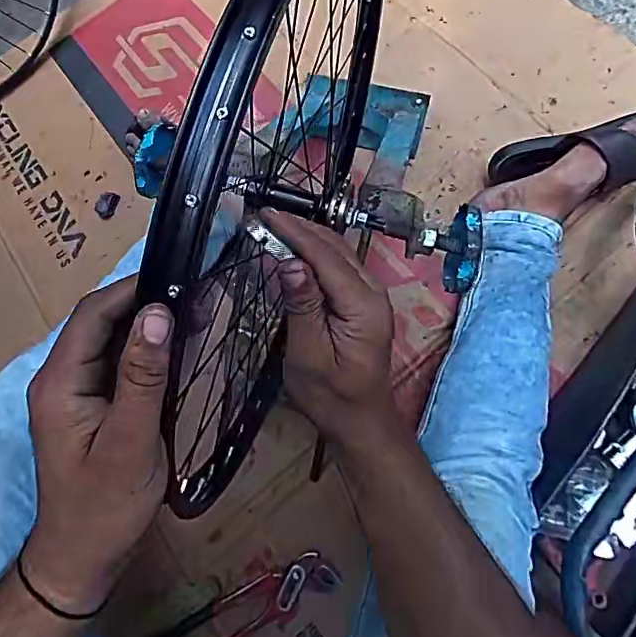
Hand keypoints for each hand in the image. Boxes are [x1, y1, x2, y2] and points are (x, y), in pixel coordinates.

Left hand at [20, 277, 173, 613]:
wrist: (80, 561)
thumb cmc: (104, 508)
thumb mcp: (131, 442)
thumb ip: (143, 377)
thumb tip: (158, 314)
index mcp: (58, 381)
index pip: (91, 316)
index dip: (129, 291)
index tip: (173, 279)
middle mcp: (59, 377)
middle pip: (98, 324)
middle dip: (141, 306)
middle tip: (190, 296)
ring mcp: (72, 391)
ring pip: (107, 341)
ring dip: (143, 327)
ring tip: (189, 315)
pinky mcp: (87, 404)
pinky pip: (113, 365)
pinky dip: (141, 353)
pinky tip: (172, 349)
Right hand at [262, 208, 406, 452]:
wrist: (361, 421)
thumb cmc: (330, 395)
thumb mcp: (308, 354)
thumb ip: (301, 306)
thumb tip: (289, 263)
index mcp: (362, 305)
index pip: (324, 256)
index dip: (293, 232)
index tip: (265, 215)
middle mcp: (373, 292)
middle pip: (334, 246)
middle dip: (298, 227)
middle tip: (262, 216)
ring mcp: (371, 294)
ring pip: (338, 250)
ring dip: (305, 234)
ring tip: (272, 225)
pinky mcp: (363, 299)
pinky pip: (338, 263)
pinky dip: (314, 248)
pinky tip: (293, 246)